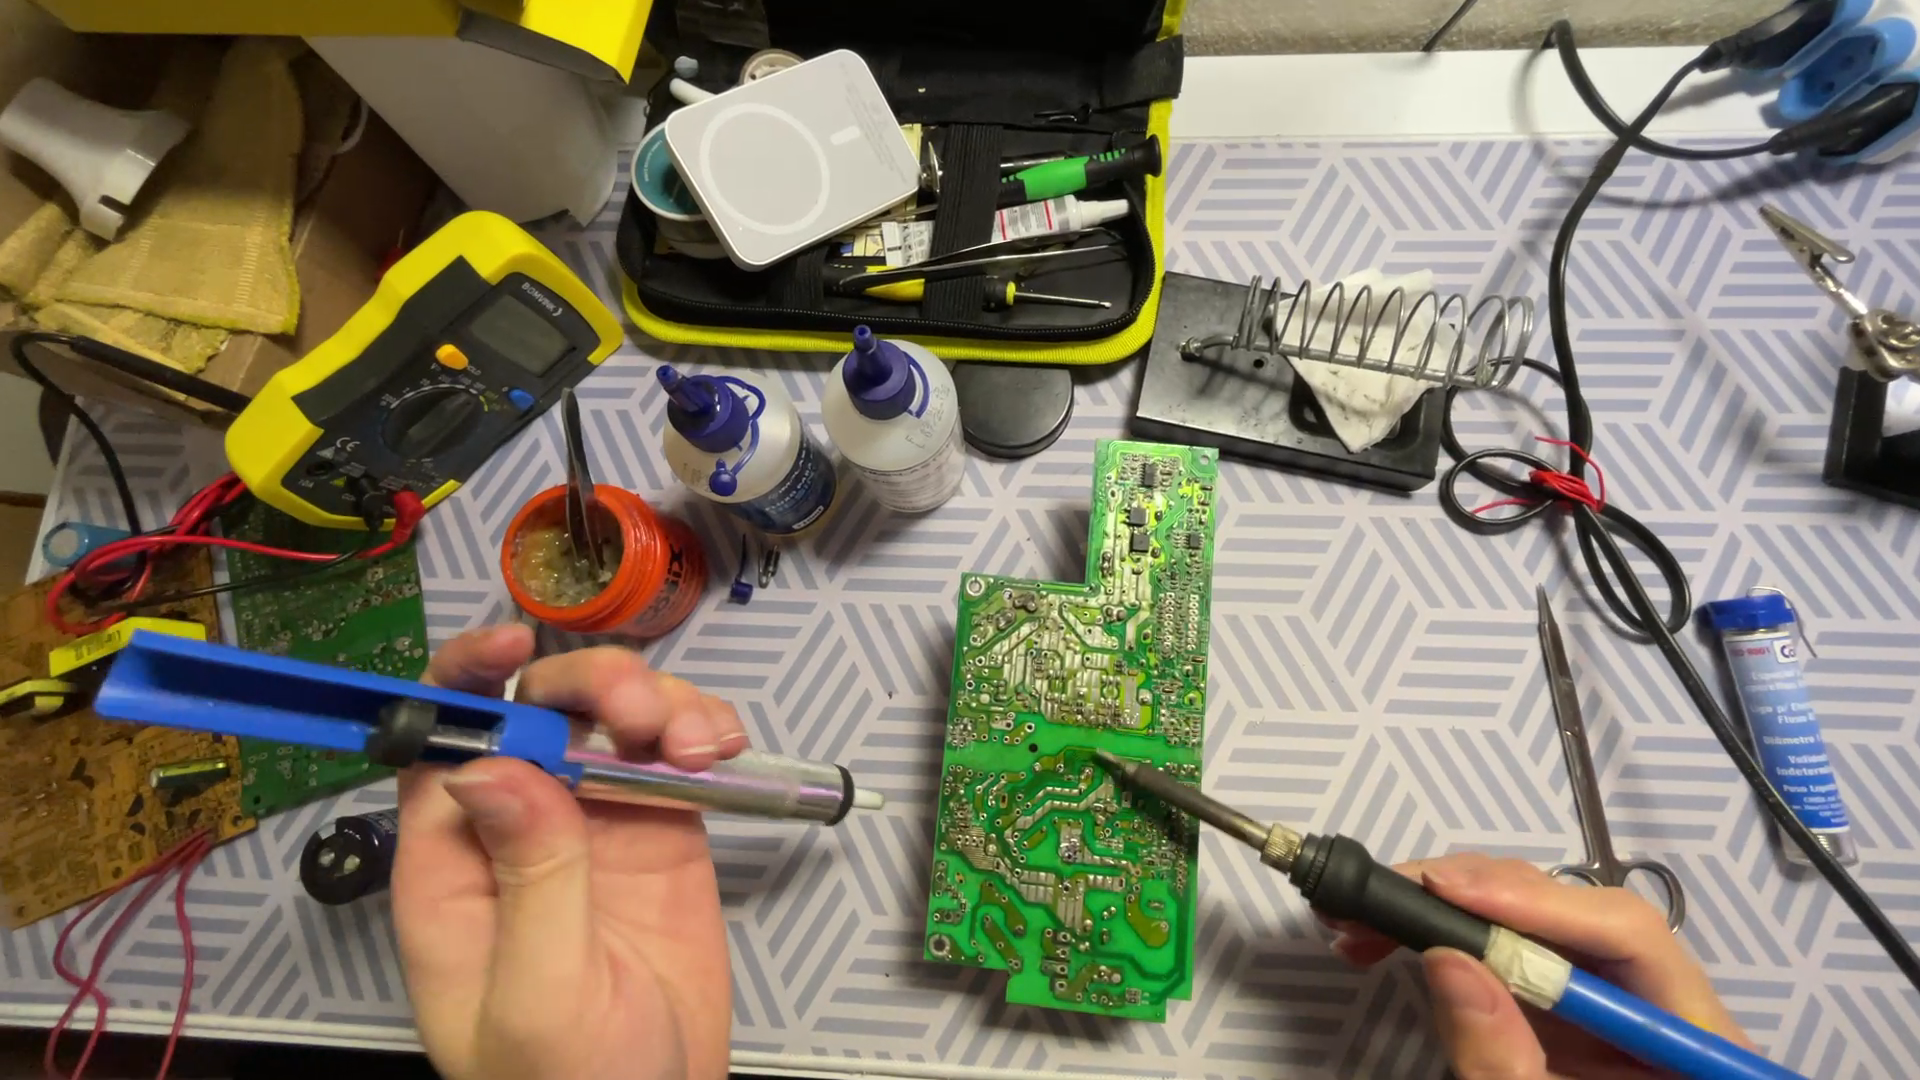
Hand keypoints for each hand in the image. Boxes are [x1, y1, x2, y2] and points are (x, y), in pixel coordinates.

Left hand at [393, 623, 748, 1079]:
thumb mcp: (541, 993)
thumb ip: (526, 877)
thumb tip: (494, 763)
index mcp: (459, 860)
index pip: (445, 744)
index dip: (468, 680)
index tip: (517, 644)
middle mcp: (528, 819)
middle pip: (548, 707)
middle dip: (598, 687)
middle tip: (650, 716)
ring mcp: (603, 813)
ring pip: (622, 715)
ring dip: (667, 704)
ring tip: (706, 747)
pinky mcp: (667, 818)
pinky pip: (680, 747)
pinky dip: (705, 728)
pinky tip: (726, 750)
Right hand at [1327, 853, 1748, 1079]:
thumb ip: (1501, 1062)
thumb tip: (1445, 956)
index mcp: (1698, 1049)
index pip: (1628, 937)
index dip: (1533, 902)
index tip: (1441, 891)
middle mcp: (1659, 1007)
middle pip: (1566, 910)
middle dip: (1462, 896)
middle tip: (1379, 898)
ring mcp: (1604, 1000)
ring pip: (1522, 915)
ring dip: (1434, 908)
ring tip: (1358, 922)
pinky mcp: (1557, 1001)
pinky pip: (1496, 943)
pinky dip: (1435, 932)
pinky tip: (1381, 938)